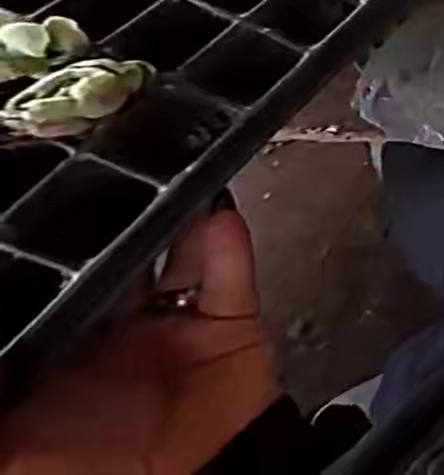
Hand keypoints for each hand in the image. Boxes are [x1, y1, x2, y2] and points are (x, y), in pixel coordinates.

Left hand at [0, 208, 279, 474]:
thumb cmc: (68, 469)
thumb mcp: (2, 445)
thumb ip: (2, 371)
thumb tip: (1, 314)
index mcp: (37, 367)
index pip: (38, 303)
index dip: (39, 269)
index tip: (37, 225)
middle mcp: (100, 343)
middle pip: (107, 278)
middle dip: (108, 239)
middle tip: (108, 189)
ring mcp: (170, 332)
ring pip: (171, 267)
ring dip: (171, 229)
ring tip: (169, 187)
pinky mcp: (228, 323)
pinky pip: (229, 276)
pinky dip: (228, 243)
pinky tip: (217, 214)